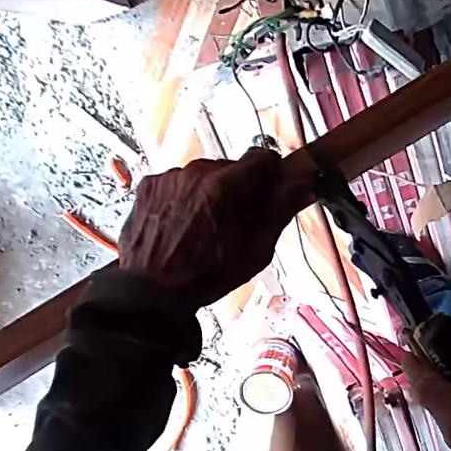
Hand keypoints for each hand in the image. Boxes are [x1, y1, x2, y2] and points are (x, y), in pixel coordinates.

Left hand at [117, 148, 314, 309]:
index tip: (268, 191)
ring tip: (205, 229)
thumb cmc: (202, 277)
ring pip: (204, 175)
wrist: (151, 292)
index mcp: (225, 187)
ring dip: (210, 194)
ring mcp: (169, 178)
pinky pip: (178, 183)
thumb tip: (301, 184)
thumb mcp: (254, 251)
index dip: (270, 176)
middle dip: (239, 190)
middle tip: (235, 223)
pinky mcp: (150, 185)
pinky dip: (184, 199)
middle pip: (232, 168)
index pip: (262, 157)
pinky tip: (184, 226)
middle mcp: (195, 173)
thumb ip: (280, 210)